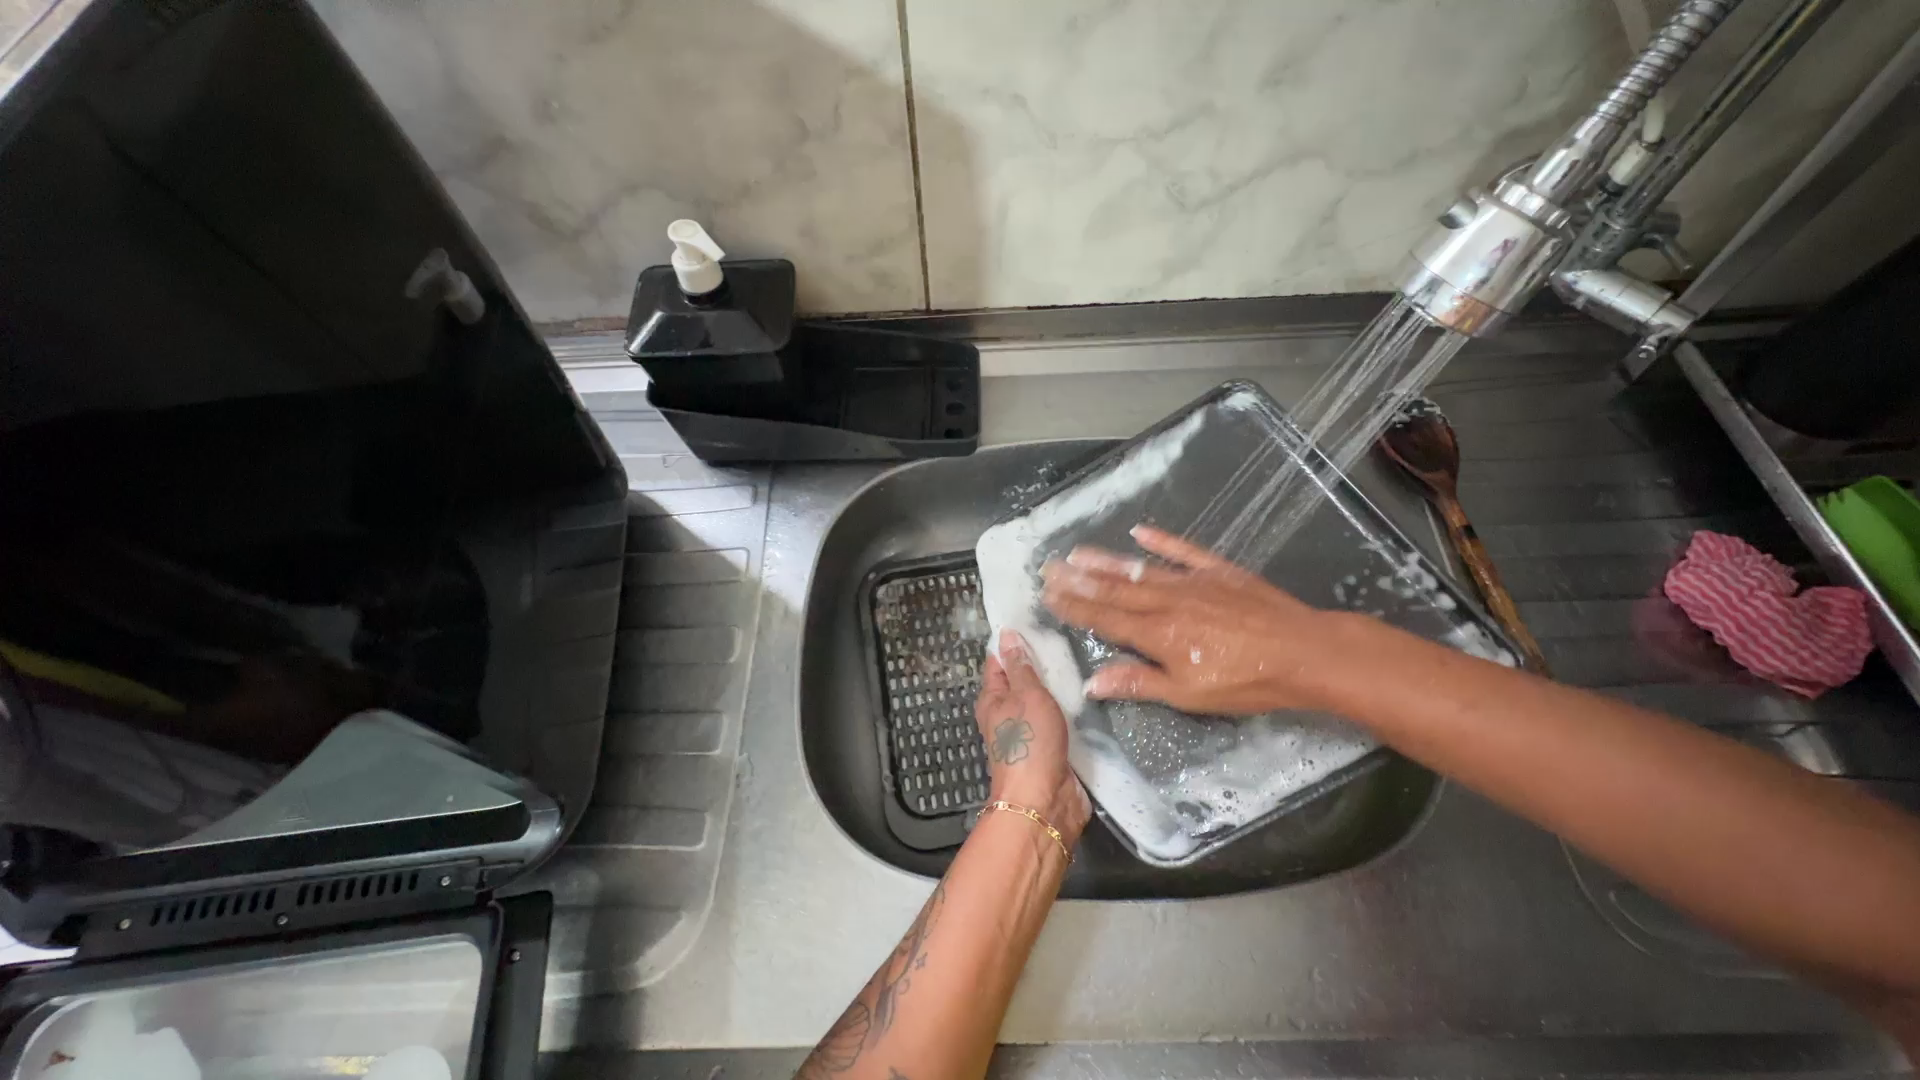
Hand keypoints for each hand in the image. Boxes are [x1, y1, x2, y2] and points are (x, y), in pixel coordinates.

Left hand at [974, 629, 1091, 845]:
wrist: (1043, 801)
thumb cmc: (1029, 743)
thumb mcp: (1025, 695)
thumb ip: (1021, 666)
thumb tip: (1007, 635)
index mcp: (992, 700)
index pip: (1000, 661)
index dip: (1014, 641)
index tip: (1037, 618)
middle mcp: (1008, 715)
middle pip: (1024, 680)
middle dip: (1043, 661)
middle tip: (1071, 635)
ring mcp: (1031, 733)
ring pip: (1045, 701)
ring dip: (1061, 686)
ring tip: (1087, 659)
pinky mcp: (1053, 749)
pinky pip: (1062, 722)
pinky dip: (1072, 710)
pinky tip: (1092, 695)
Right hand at [1040, 524, 1355, 715]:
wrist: (1304, 652)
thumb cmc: (1245, 682)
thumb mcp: (1189, 695)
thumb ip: (1139, 684)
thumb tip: (1092, 682)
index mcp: (1158, 634)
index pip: (1106, 618)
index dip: (1075, 607)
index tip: (1048, 594)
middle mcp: (1168, 601)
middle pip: (1115, 590)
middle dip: (1079, 580)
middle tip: (1049, 567)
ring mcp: (1194, 582)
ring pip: (1141, 568)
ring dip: (1106, 561)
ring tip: (1077, 552)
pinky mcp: (1220, 571)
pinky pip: (1184, 551)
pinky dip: (1161, 540)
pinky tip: (1140, 531)